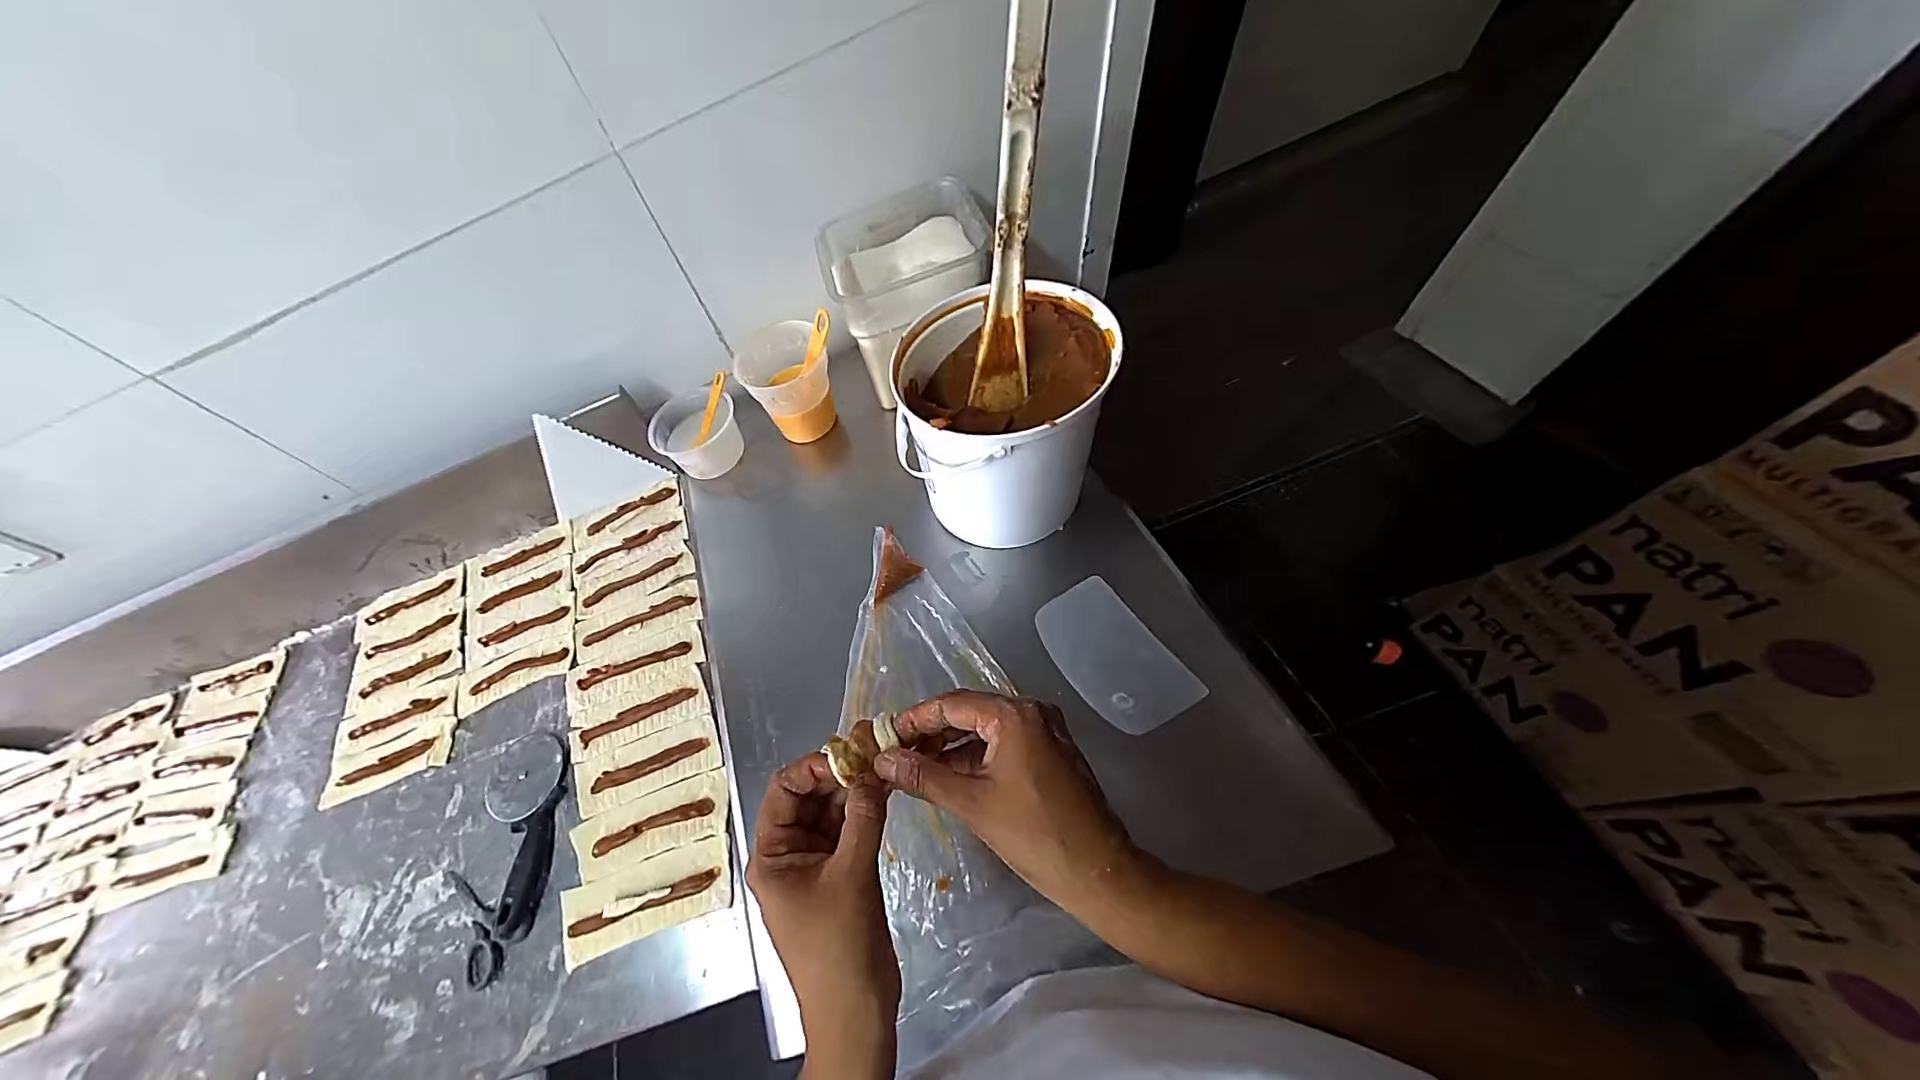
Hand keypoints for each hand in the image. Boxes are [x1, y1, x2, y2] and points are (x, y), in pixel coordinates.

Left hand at [747, 753, 896, 1078]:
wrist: (855, 1010)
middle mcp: (788, 854)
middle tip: (874, 749)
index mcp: (772, 856)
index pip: (784, 792)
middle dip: (839, 773)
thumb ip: (863, 818)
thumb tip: (872, 772)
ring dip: (856, 789)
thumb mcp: (850, 875)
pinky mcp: (839, 873)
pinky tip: (885, 791)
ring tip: (884, 763)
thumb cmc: (839, 946)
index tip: (850, 754)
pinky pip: (848, 830)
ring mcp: (815, 864)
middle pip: (809, 798)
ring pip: (832, 811)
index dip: (813, 767)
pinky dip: (865, 811)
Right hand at [873, 690, 1137, 912]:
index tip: (884, 736)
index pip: (952, 704)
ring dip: (951, 747)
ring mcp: (1045, 731)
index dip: (915, 719)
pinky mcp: (1050, 752)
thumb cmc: (1034, 835)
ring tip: (914, 767)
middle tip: (895, 754)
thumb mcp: (972, 803)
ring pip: (986, 730)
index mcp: (1014, 715)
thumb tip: (883, 759)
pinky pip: (1003, 744)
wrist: (1098, 872)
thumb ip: (924, 776)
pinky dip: (975, 758)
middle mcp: (1032, 712)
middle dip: (931, 733)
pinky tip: (948, 777)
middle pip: (969, 713)